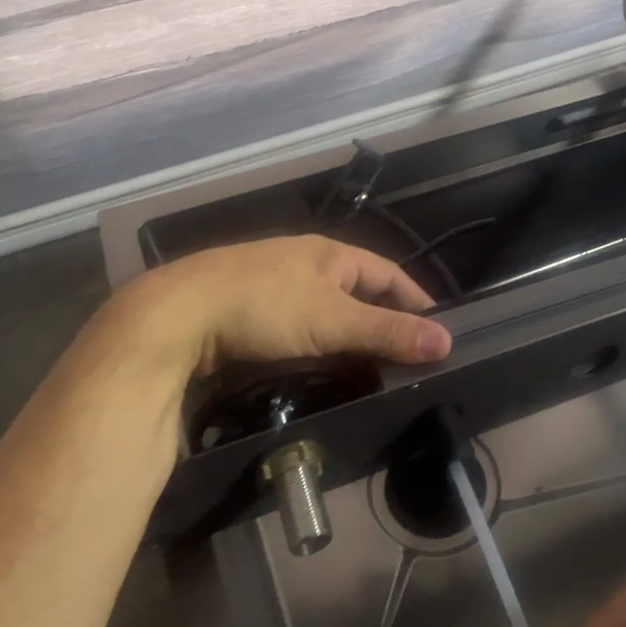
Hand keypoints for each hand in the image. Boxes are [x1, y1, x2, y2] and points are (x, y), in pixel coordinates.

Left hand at [81, 235, 453, 376]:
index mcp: (330, 254)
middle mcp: (304, 263)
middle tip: (405, 359)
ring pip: (325, 313)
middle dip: (381, 323)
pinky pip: (297, 329)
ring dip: (347, 339)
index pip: (388, 273)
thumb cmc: (265, 306)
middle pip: (357, 293)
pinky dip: (316, 349)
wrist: (178, 315)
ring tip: (368, 372)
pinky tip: (318, 371)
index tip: (439, 330)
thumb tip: (447, 340)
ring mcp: (273, 286)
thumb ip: (388, 331)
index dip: (415, 299)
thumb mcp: (333, 320)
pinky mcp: (247, 313)